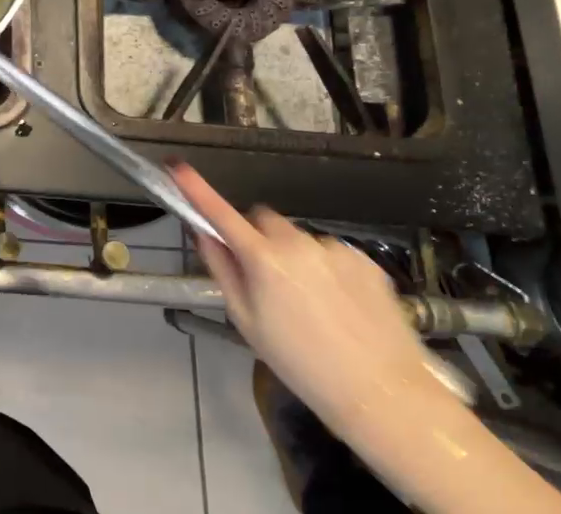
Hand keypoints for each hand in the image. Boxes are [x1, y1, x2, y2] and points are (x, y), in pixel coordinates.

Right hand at [172, 163, 449, 433]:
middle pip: (263, 220)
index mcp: (264, 260)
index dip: (196, 190)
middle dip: (255, 237)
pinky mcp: (366, 260)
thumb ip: (222, 270)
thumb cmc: (300, 363)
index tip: (179, 168)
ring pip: (299, 238)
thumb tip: (205, 235)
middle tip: (261, 276)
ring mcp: (335, 249)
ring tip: (309, 302)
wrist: (381, 392)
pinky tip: (337, 304)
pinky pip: (331, 253)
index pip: (221, 214)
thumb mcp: (246, 322)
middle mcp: (298, 243)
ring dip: (293, 255)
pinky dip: (325, 268)